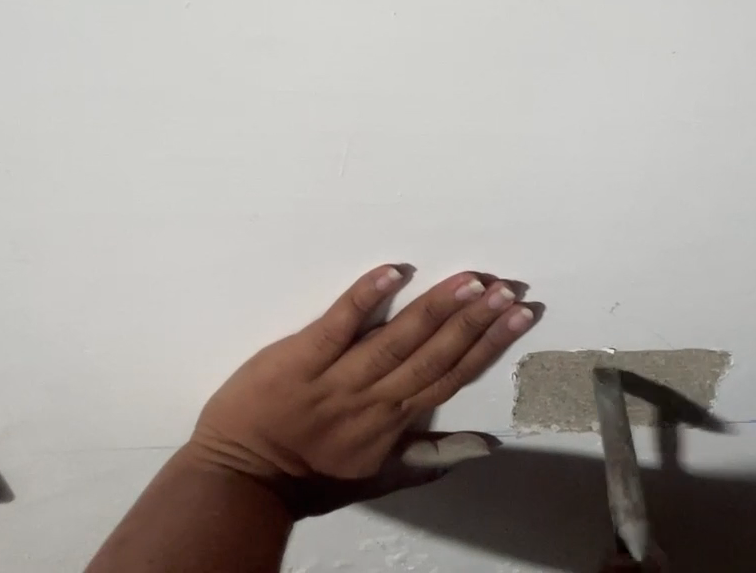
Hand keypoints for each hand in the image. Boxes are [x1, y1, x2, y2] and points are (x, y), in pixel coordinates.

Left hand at [184, 266, 539, 508]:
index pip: (452, 376)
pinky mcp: (300, 357)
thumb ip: (428, 457)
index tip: (520, 315)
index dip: (489, 344)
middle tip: (508, 289)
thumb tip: (484, 448)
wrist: (235, 484)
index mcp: (393, 424)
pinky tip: (394, 271)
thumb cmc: (308, 478)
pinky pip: (337, 324)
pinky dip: (364, 297)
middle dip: (475, 320)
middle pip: (434, 354)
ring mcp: (336, 377)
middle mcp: (373, 399)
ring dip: (436, 308)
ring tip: (471, 280)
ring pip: (397, 338)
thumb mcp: (375, 478)